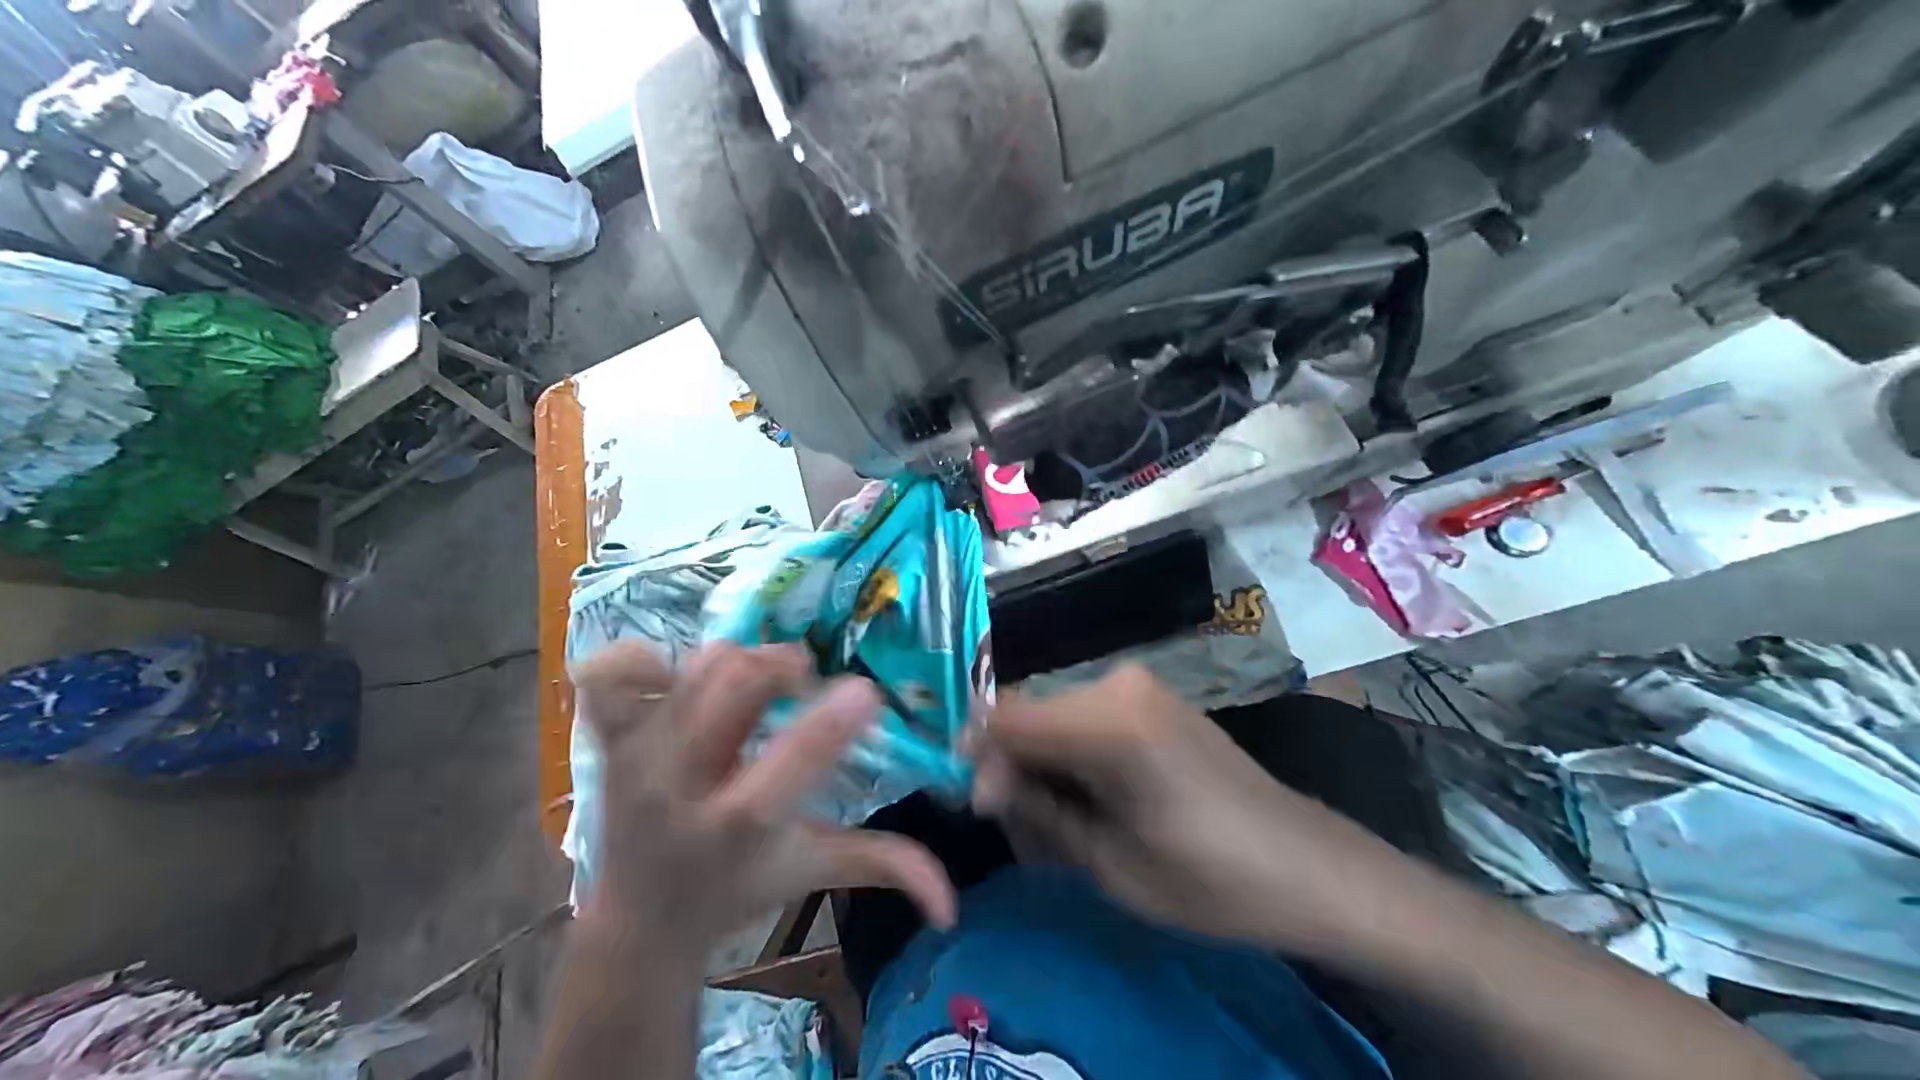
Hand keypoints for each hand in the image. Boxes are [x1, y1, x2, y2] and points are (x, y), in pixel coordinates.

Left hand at [572, 641, 956, 944]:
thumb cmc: (739, 887)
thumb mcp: (813, 872)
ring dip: (744, 661)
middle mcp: (680, 785)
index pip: (787, 764)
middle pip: (733, 689)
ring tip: (760, 685)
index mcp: (737, 825)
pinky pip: (611, 676)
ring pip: (699, 667)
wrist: (641, 916)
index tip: (866, 694)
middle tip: (805, 683)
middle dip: (783, 669)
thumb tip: (951, 903)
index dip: (831, 722)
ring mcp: (637, 756)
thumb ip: (882, 869)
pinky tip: (679, 676)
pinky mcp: (610, 739)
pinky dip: (645, 658)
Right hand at [971, 666, 1406, 950]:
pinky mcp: (1147, 699)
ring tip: (1061, 831)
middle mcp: (1118, 684)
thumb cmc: (1212, 880)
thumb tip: (981, 785)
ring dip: (1042, 772)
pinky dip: (1070, 762)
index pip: (1006, 718)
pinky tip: (1088, 806)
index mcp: (1111, 720)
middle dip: (1013, 772)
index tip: (985, 812)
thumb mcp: (1110, 863)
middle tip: (1028, 833)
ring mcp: (1136, 686)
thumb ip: (1038, 811)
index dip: (981, 760)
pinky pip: (1081, 721)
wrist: (1309, 866)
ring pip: (1051, 720)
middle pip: (1028, 717)